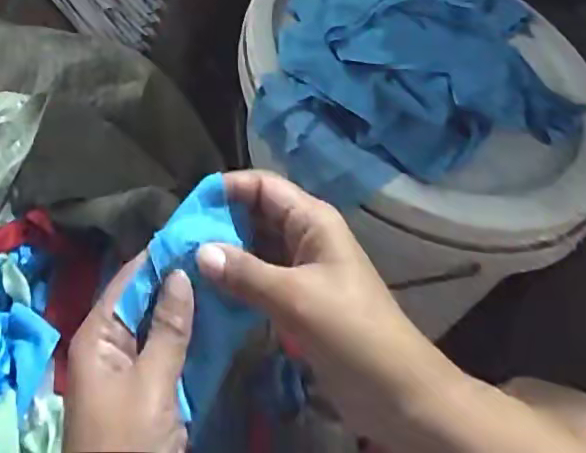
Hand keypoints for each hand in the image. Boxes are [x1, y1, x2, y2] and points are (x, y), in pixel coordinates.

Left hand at [64, 251, 193, 452]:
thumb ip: (167, 330)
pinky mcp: (142, 394)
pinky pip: (162, 354)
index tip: (192, 233)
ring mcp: (124, 370)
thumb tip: (179, 272)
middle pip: (141, 301)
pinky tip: (212, 325)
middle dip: (174, 281)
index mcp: (96, 333)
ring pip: (155, 326)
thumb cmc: (128, 443)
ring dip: (182, 309)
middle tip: (213, 256)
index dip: (157, 257)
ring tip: (218, 280)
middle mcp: (106, 343)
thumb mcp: (151, 386)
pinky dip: (184, 339)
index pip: (127, 280)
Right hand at [194, 171, 457, 436]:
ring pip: (254, 245)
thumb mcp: (296, 300)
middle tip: (180, 238)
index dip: (226, 189)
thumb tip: (198, 251)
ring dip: (224, 252)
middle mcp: (305, 235)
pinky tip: (210, 289)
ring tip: (187, 262)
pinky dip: (236, 278)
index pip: (261, 185)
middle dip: (219, 221)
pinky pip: (258, 275)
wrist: (405, 399)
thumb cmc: (354, 335)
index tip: (189, 207)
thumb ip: (245, 272)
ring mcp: (301, 267)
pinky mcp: (298, 297)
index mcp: (312, 220)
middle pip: (254, 212)